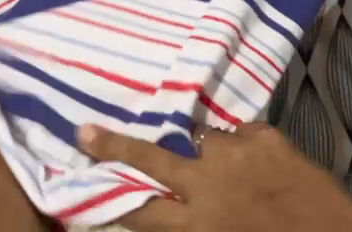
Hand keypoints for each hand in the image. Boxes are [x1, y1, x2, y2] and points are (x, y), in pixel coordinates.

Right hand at [77, 122, 351, 231]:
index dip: (111, 197)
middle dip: (117, 146)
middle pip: (153, 160)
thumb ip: (193, 227)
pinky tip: (251, 155)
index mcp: (196, 224)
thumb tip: (169, 214)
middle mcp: (209, 184)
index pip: (140, 211)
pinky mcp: (267, 136)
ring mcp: (237, 153)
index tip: (84, 179)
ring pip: (203, 138)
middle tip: (84, 129)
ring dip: (201, 148)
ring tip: (210, 155)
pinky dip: (241, 144)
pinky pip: (242, 132)